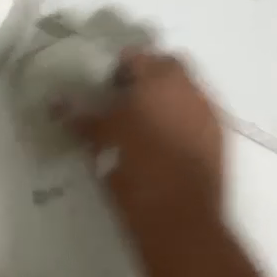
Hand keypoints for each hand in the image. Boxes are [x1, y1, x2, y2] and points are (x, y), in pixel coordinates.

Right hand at [68, 51, 225, 235]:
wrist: (180, 220)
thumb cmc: (134, 172)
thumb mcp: (101, 142)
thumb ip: (80, 117)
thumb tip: (56, 102)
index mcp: (158, 81)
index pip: (137, 56)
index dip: (120, 68)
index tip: (107, 87)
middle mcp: (189, 88)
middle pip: (169, 67)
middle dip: (149, 77)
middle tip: (126, 101)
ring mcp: (210, 113)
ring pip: (187, 90)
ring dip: (168, 98)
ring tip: (146, 124)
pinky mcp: (220, 139)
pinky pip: (199, 114)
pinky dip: (183, 119)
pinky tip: (166, 143)